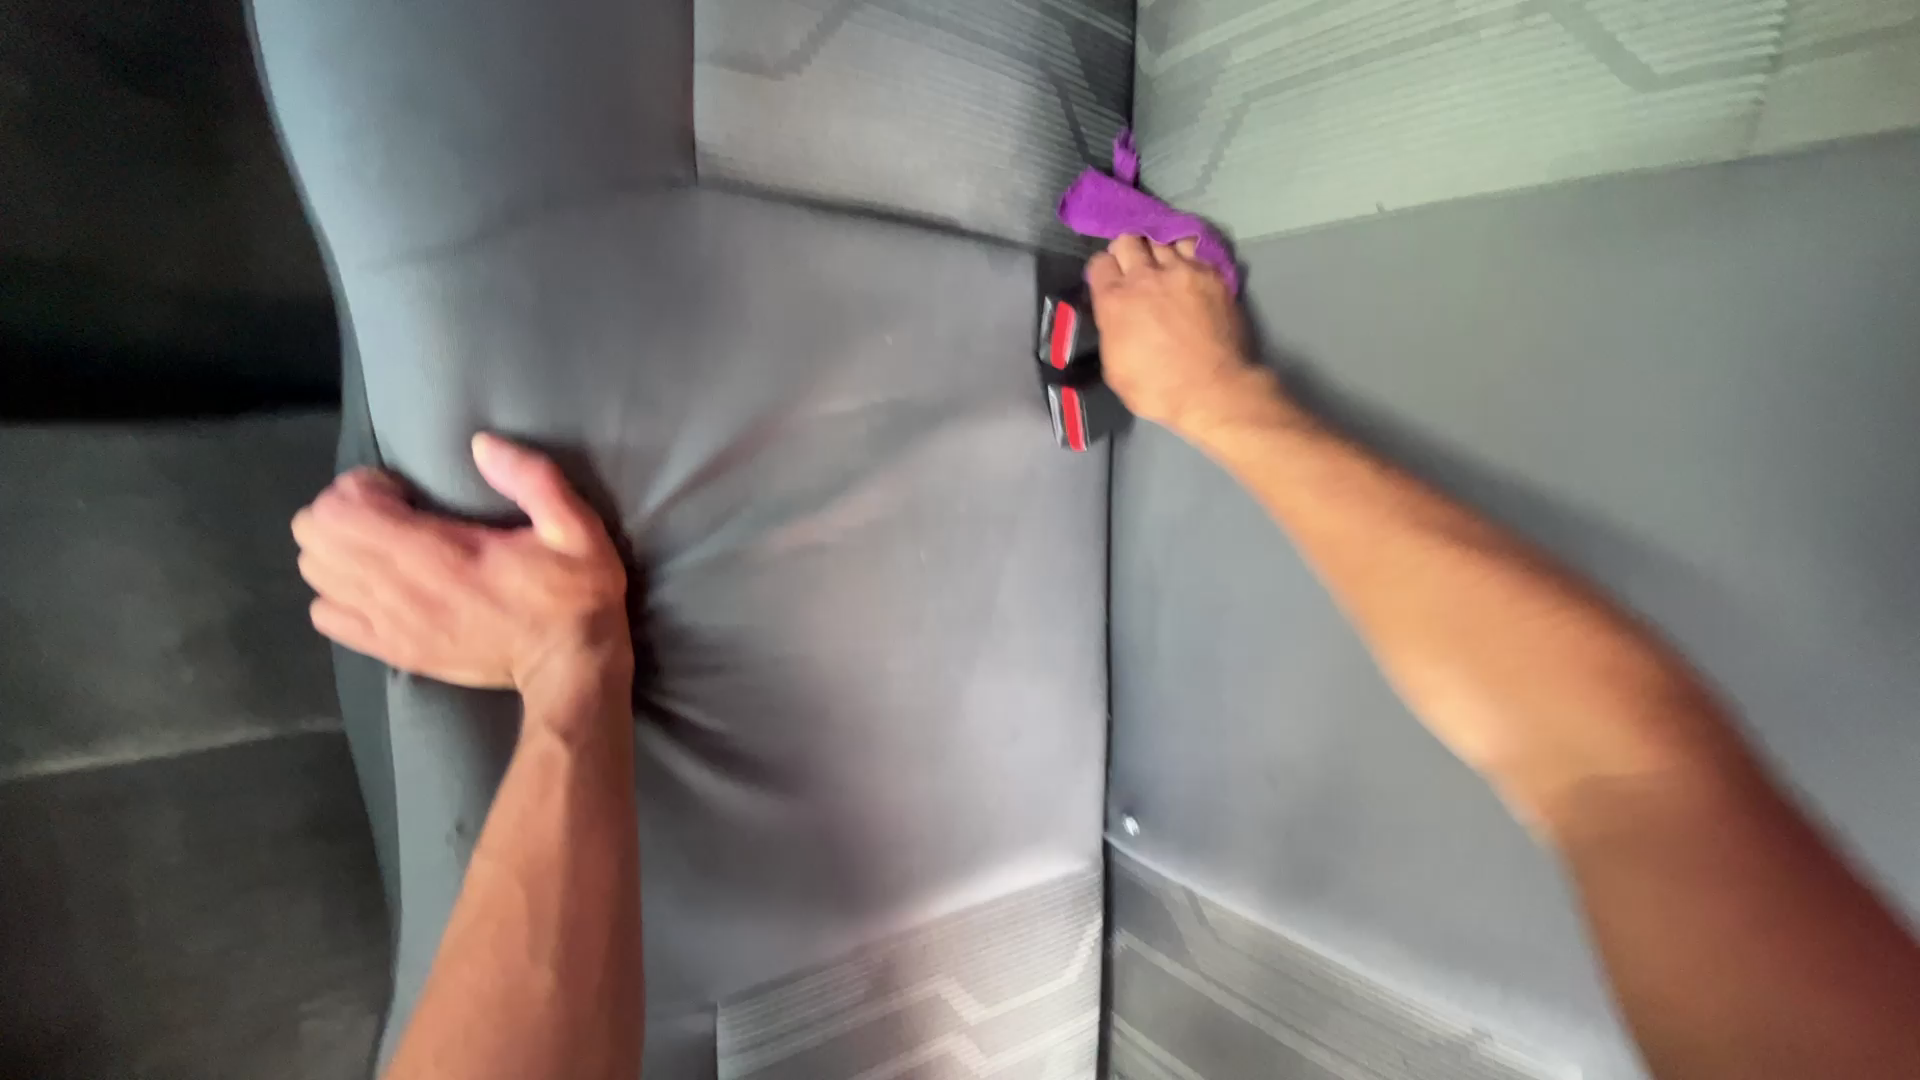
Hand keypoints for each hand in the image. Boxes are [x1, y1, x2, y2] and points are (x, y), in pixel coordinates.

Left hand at [292, 434, 629, 693]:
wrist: (571, 667)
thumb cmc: (576, 595)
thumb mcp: (578, 529)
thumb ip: (535, 480)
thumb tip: (481, 444)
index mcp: (439, 554)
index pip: (341, 510)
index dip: (365, 488)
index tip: (409, 492)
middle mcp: (400, 590)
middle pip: (315, 537)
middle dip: (347, 513)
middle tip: (396, 514)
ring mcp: (390, 625)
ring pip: (316, 573)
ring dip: (343, 550)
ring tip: (390, 547)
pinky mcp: (392, 651)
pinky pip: (327, 615)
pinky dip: (342, 593)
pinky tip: (385, 586)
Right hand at [1085, 234, 1282, 434]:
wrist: (1211, 389)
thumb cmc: (1156, 388)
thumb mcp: (1114, 368)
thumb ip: (1111, 332)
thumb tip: (1116, 319)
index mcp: (1115, 300)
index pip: (1100, 263)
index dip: (1103, 272)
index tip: (1109, 283)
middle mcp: (1145, 276)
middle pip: (1128, 241)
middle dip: (1126, 253)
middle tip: (1133, 270)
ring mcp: (1181, 270)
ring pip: (1160, 240)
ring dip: (1155, 251)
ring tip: (1161, 267)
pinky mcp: (1211, 273)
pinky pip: (1193, 247)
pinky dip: (1184, 252)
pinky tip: (1185, 265)